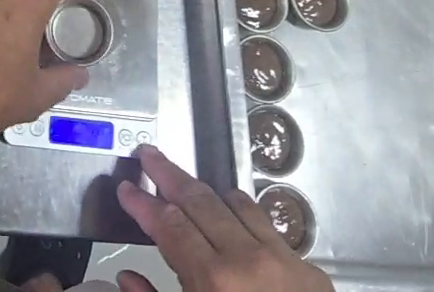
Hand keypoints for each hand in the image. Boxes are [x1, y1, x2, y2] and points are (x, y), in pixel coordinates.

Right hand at [116, 146, 331, 291]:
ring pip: (234, 202)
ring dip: (204, 191)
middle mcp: (247, 259)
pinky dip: (241, 212)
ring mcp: (282, 260)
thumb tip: (127, 277)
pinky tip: (231, 216)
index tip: (125, 188)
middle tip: (148, 154)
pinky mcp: (309, 270)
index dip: (142, 203)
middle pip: (198, 198)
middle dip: (168, 173)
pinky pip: (267, 224)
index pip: (167, 223)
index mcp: (212, 280)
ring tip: (183, 183)